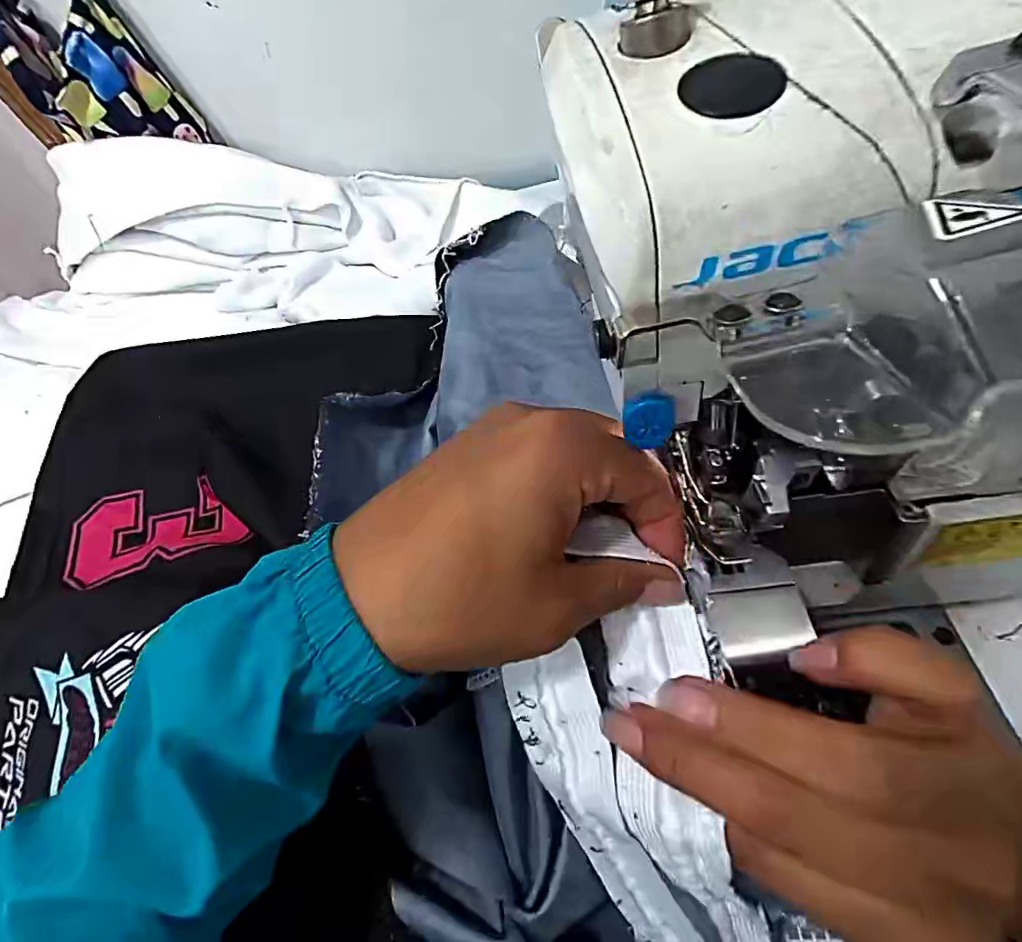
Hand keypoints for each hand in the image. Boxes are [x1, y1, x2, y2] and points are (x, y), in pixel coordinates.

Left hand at [333, 403, 684, 672]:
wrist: (356, 597)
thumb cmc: (465, 600)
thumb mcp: (556, 603)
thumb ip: (622, 581)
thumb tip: (662, 577)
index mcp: (561, 447)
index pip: (644, 474)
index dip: (665, 525)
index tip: (663, 571)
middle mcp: (532, 419)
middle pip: (612, 450)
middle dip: (632, 502)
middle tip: (630, 556)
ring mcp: (495, 426)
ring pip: (574, 448)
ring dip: (596, 492)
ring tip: (590, 547)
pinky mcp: (469, 442)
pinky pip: (535, 451)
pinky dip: (558, 483)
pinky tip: (547, 528)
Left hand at [602, 628, 1021, 941]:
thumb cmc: (977, 764)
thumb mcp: (951, 691)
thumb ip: (885, 657)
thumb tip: (807, 657)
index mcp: (934, 783)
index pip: (828, 760)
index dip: (746, 728)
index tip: (675, 692)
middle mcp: (909, 859)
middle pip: (780, 812)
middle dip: (689, 765)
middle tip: (625, 722)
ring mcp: (887, 916)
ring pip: (770, 856)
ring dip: (699, 797)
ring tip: (645, 746)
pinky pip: (783, 889)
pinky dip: (735, 836)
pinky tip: (705, 793)